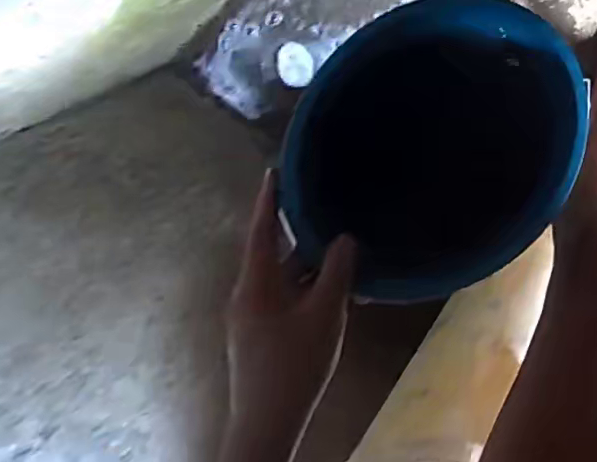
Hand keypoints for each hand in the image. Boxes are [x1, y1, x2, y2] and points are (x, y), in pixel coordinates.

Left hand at [220, 170, 356, 461]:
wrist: (267, 425)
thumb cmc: (294, 363)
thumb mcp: (325, 311)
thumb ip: (337, 269)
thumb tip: (344, 238)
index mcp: (256, 284)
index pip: (262, 231)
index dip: (269, 200)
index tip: (274, 170)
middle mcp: (250, 294)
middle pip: (278, 250)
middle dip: (303, 228)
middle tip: (327, 199)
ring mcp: (256, 315)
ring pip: (289, 274)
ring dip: (315, 260)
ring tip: (346, 240)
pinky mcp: (266, 331)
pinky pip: (292, 293)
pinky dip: (314, 283)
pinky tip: (345, 285)